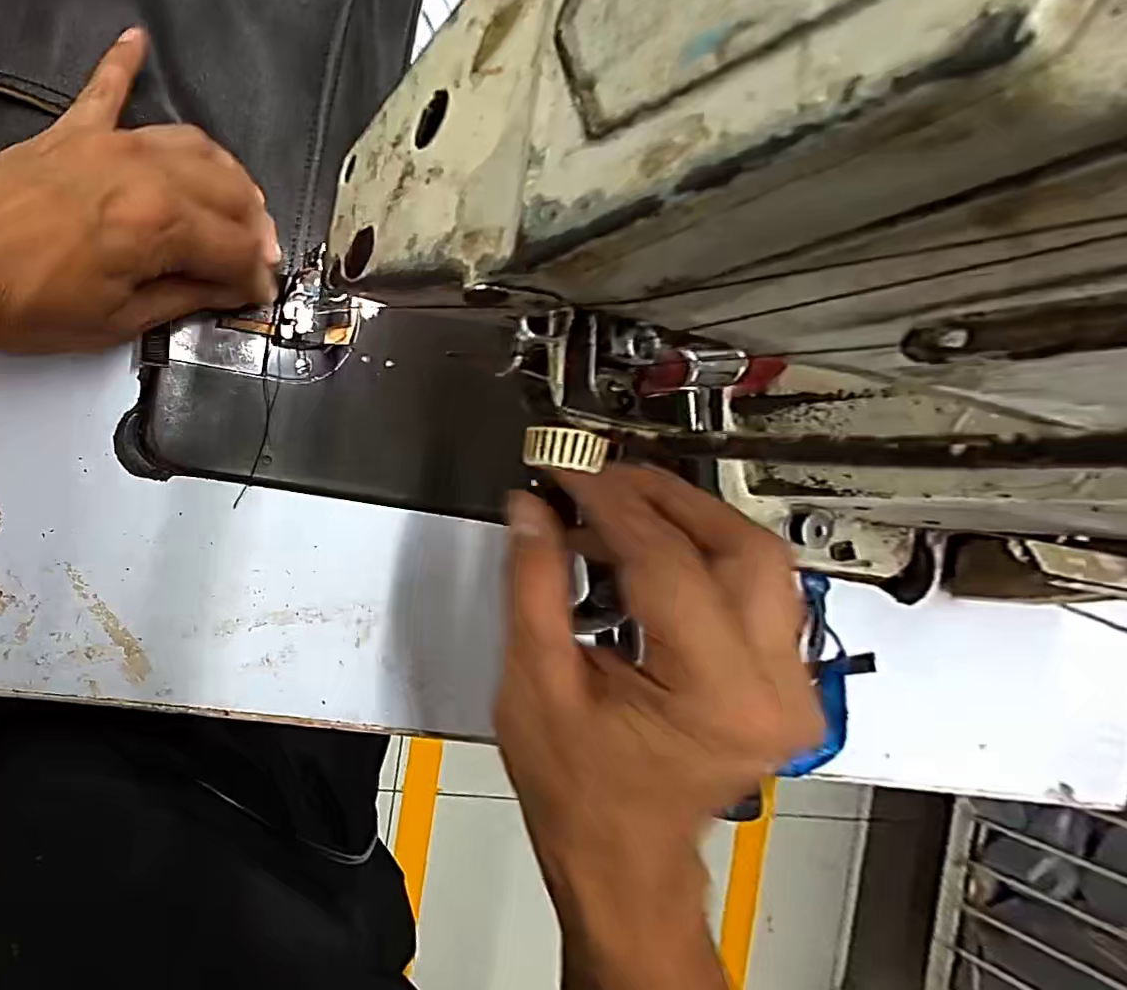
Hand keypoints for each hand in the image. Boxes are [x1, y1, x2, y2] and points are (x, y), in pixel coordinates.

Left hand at [0, 26, 281, 353]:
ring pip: (190, 142)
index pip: (233, 247)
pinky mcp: (69, 134)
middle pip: (225, 191)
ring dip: (222, 171)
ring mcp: (106, 145)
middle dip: (252, 225)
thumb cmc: (21, 302)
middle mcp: (143, 171)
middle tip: (257, 252)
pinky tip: (137, 43)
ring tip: (236, 195)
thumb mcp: (116, 320)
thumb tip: (223, 290)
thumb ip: (180, 297)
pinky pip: (106, 89)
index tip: (259, 290)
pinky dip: (123, 67)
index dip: (254, 275)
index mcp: (159, 224)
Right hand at [495, 466, 823, 988]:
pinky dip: (690, 550)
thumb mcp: (535, 677)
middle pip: (746, 549)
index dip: (608, 505)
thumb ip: (534, 583)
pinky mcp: (774, 678)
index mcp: (716, 695)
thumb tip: (530, 510)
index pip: (668, 563)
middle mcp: (776, 688)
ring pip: (760, 562)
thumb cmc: (572, 782)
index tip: (564, 471)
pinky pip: (748, 588)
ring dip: (683, 517)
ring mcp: (788, 684)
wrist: (616, 847)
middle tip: (594, 474)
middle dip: (664, 496)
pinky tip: (632, 544)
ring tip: (607, 500)